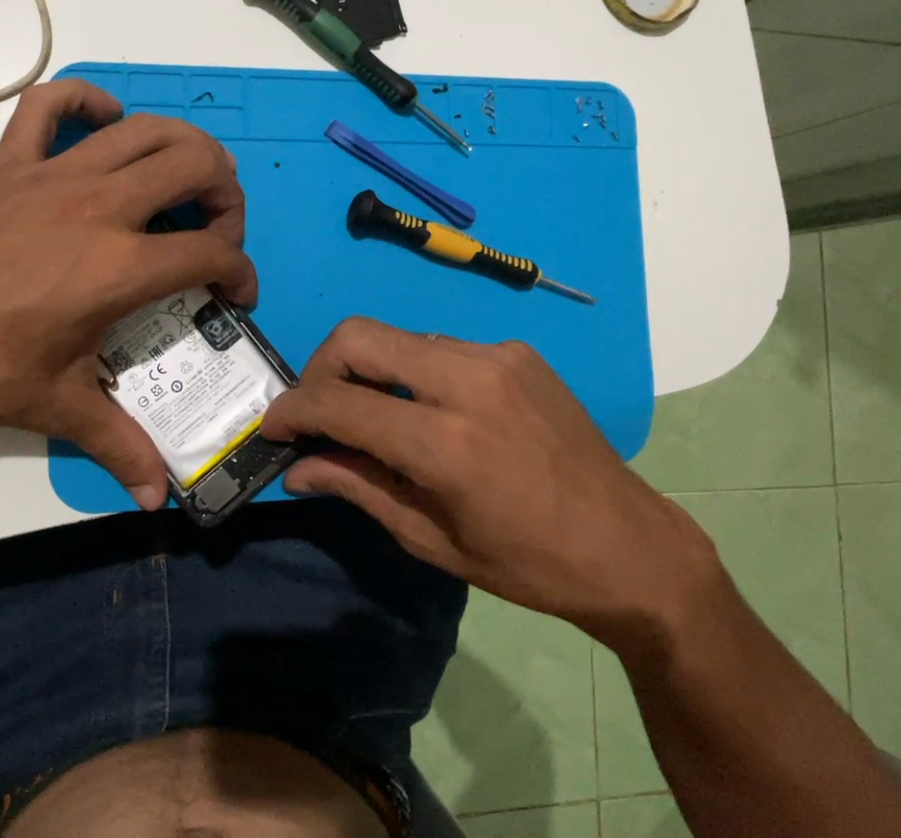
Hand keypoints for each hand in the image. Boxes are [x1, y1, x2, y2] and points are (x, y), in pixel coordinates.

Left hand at [0, 80, 254, 509]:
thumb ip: (120, 446)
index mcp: (120, 267)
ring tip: (182, 180)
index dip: (240, 273)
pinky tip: (103, 123)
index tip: (235, 295)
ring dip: (180, 147)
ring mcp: (50, 175)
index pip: (211, 253)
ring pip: (142, 128)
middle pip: (195, 165)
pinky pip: (51, 105)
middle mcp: (98, 206)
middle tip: (214, 231)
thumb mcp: (58, 407)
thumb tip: (156, 498)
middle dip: (226, 195)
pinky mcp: (6, 164)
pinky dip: (87, 101)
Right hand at [261, 318, 722, 655]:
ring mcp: (498, 358)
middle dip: (318, 371)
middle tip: (314, 414)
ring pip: (397, 339)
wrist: (629, 545)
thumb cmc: (527, 563)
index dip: (292, 412)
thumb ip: (357, 487)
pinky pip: (439, 348)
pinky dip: (411, 373)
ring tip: (367, 417)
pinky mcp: (517, 353)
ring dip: (365, 371)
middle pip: (357, 338)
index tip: (271, 428)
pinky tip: (424, 412)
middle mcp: (469, 381)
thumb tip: (296, 467)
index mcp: (446, 442)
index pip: (338, 403)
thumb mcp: (431, 539)